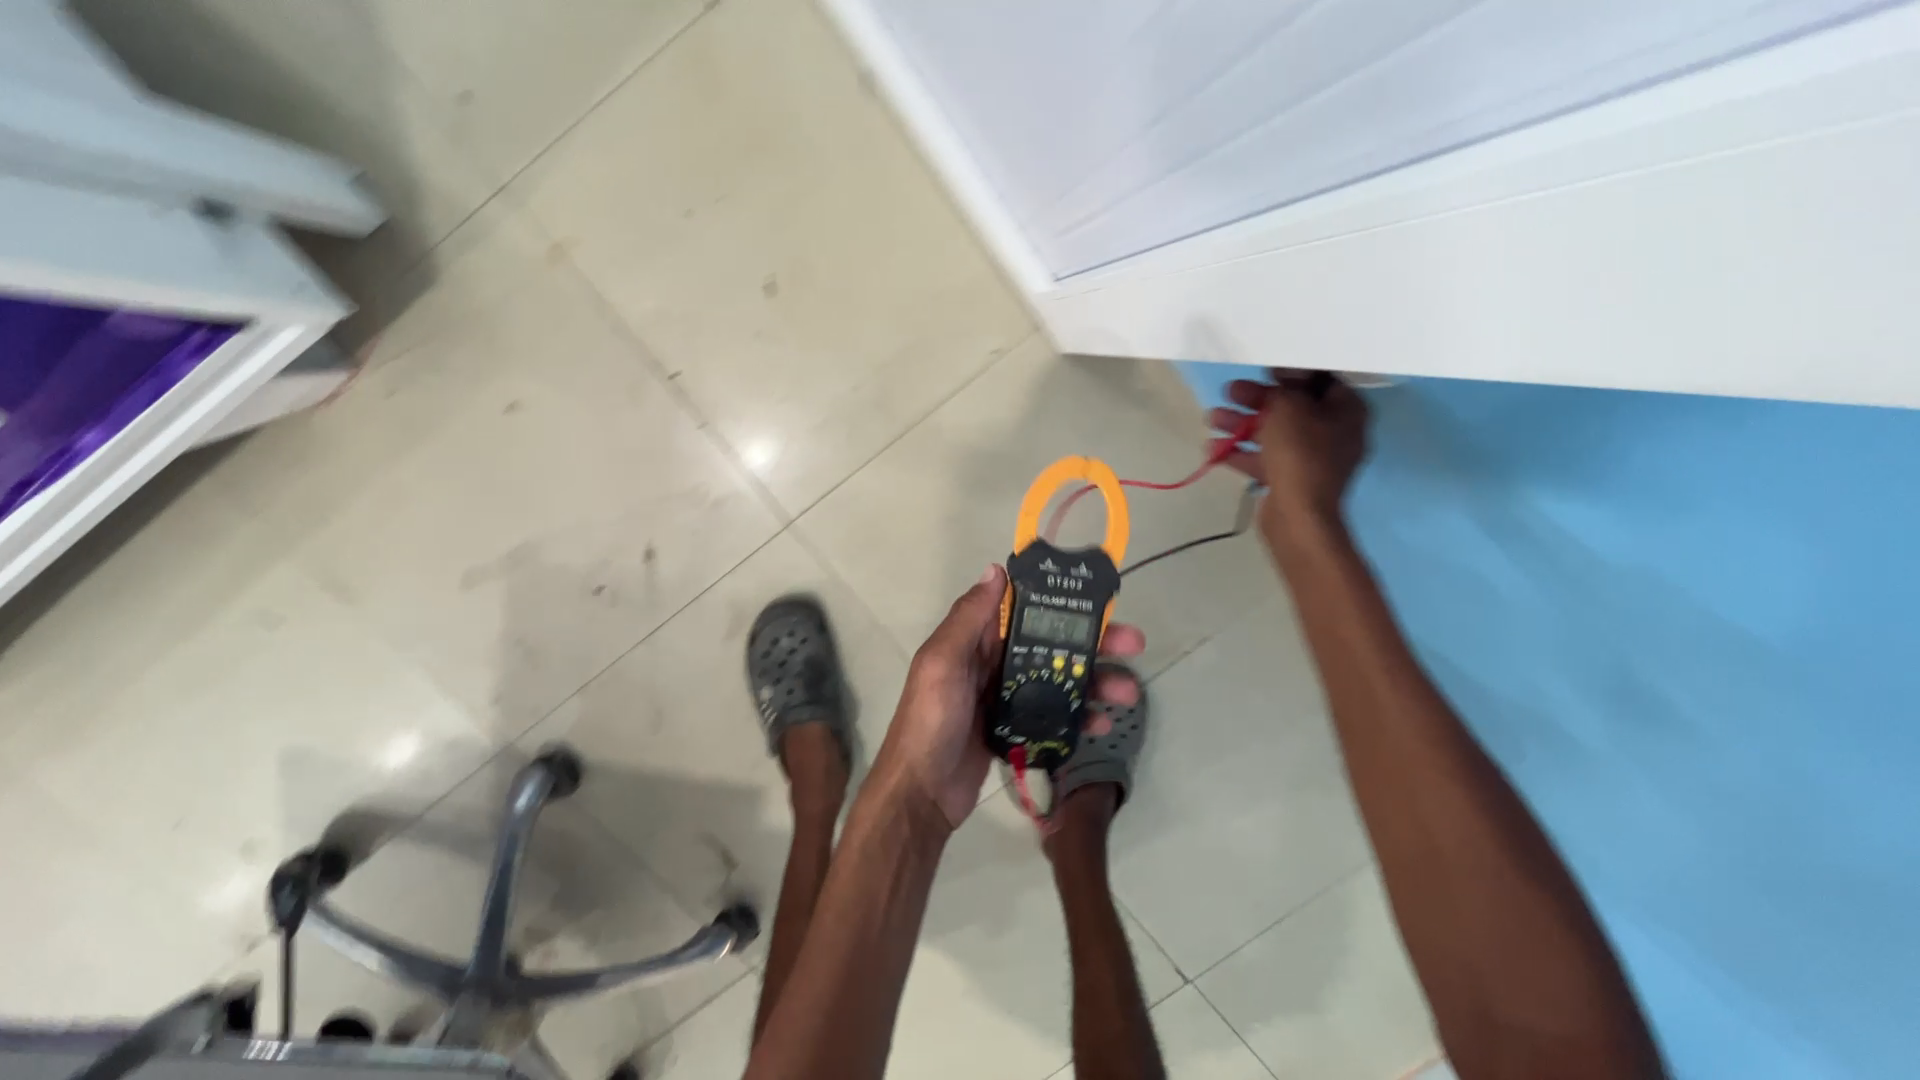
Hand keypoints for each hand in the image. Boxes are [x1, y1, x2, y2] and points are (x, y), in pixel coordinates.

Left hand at [872, 564, 1144, 830]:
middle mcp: (990, 663)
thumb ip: (969, 619)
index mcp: (973, 641)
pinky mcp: (1015, 730)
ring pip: (1057, 680)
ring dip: (1094, 681)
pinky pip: (1054, 716)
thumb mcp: (942, 663)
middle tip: (1133, 643)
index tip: (1098, 598)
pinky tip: (1102, 723)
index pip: (1022, 609)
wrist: (920, 793)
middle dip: (1092, 642)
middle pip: (1049, 644)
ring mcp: (1005, 698)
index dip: (1059, 601)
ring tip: (1127, 692)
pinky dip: (1079, 717)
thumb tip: (996, 569)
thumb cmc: (929, 721)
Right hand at [1207, 368, 1368, 529]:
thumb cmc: (1300, 454)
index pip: (1322, 381)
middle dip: (1256, 400)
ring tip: (1211, 418)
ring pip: (1273, 434)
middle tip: (1230, 391)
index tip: (1264, 370)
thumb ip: (1281, 390)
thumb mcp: (1288, 408)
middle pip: (1291, 407)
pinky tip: (1212, 449)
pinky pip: (1264, 460)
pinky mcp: (1290, 481)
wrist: (1298, 516)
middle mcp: (1333, 434)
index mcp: (1347, 412)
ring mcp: (1311, 460)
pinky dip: (1241, 453)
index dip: (1291, 373)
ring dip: (1241, 425)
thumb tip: (1278, 383)